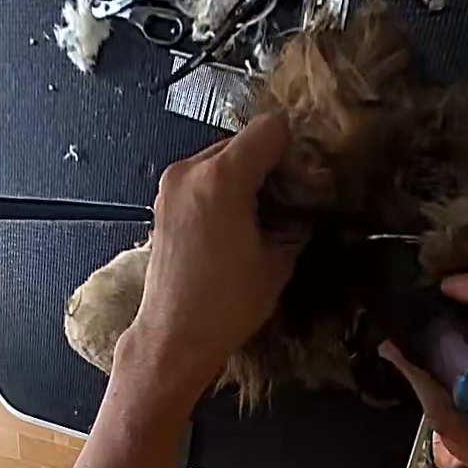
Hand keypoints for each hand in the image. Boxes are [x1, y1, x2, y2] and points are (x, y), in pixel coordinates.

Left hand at [116, 114, 302, 404]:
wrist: (176, 336)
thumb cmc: (228, 306)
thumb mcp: (276, 267)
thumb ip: (293, 230)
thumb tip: (300, 218)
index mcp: (223, 179)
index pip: (269, 132)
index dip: (295, 154)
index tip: (304, 186)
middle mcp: (191, 170)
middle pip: (243, 144)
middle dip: (270, 169)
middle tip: (289, 207)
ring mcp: (171, 186)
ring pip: (221, 161)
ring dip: (246, 182)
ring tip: (262, 222)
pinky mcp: (163, 205)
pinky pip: (202, 182)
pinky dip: (223, 194)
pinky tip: (236, 230)